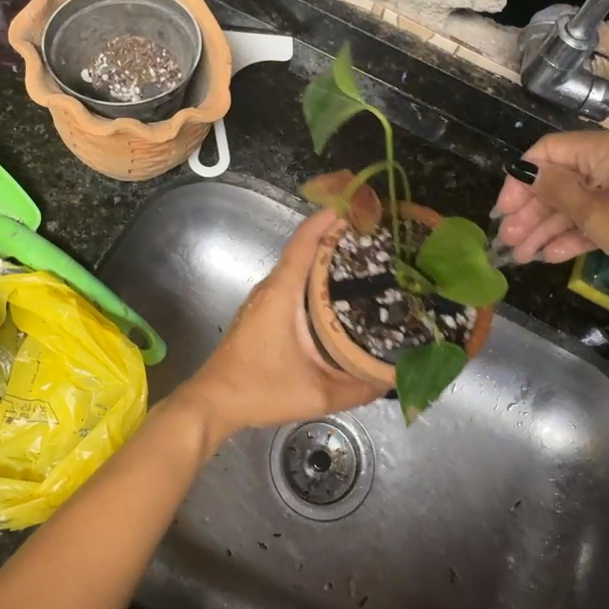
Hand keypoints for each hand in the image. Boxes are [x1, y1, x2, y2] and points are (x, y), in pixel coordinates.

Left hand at [174, 211, 383, 441]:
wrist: (213, 402)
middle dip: (337, 237)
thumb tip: (395, 376)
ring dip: (327, 258)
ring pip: (299, 267)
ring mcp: (265, 299)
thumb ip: (359, 386)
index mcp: (282, 292)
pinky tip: (339, 293)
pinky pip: (294, 283)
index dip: (328, 219)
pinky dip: (316, 278)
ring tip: (366, 259)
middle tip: (375, 236)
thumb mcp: (317, 393)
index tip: (356, 205)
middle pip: (305, 249)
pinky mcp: (263, 312)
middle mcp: (272, 287)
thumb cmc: (260, 389)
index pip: (305, 242)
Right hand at [492, 129, 608, 294]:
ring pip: (580, 200)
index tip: (501, 212)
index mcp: (607, 149)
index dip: (519, 180)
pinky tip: (553, 255)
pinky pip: (602, 214)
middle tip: (508, 242)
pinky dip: (579, 232)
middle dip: (531, 210)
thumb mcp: (604, 219)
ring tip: (522, 256)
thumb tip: (524, 172)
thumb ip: (559, 194)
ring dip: (550, 226)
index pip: (547, 152)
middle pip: (561, 178)